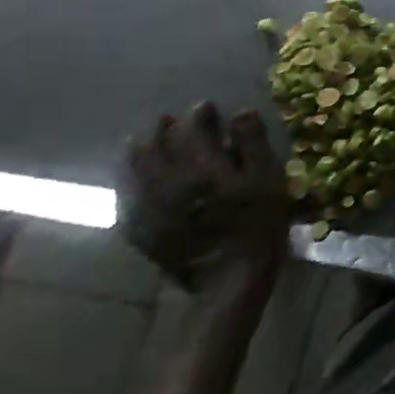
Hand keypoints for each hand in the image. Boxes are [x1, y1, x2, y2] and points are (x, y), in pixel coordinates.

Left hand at [118, 103, 287, 289]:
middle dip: (163, 128)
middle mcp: (167, 182)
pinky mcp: (141, 231)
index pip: (192, 126)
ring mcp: (148, 208)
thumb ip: (252, 142)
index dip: (200, 113)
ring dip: (141, 150)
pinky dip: (131, 180)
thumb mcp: (268, 179)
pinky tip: (140, 180)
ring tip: (151, 143)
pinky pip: (126, 196)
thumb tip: (240, 112)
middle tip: (174, 122)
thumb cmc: (256, 226)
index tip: (208, 108)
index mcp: (200, 166)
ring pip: (133, 167)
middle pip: (153, 143)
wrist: (228, 284)